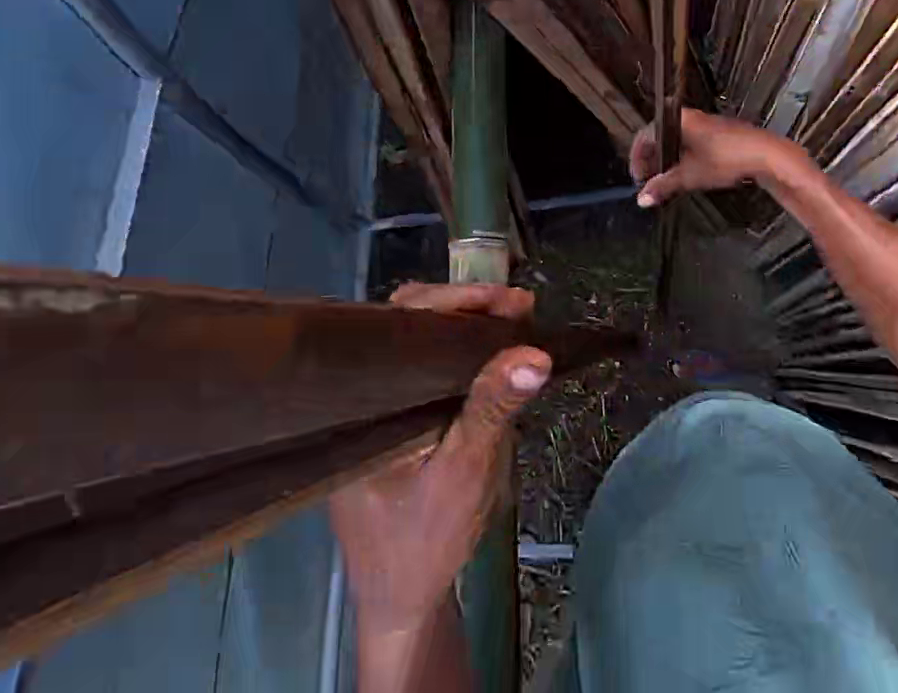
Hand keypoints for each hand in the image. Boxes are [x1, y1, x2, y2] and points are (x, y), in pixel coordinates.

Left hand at [330, 283, 547, 638]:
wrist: (400, 597)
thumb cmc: (423, 540)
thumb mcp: (464, 473)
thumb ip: (492, 411)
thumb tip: (535, 354)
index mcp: (362, 391)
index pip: (401, 321)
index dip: (453, 302)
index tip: (504, 300)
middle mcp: (363, 386)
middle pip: (410, 321)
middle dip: (466, 307)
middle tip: (519, 307)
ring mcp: (379, 399)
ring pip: (419, 339)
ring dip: (466, 326)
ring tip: (514, 320)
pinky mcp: (396, 413)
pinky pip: (426, 365)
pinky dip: (460, 352)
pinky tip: (491, 353)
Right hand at [628, 107, 803, 205]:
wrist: (769, 156)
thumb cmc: (726, 159)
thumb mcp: (689, 176)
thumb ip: (663, 186)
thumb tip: (641, 200)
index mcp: (676, 120)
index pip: (644, 136)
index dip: (637, 159)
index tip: (639, 179)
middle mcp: (688, 116)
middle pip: (659, 137)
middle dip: (652, 160)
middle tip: (651, 181)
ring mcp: (704, 123)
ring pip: (675, 141)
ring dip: (667, 161)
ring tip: (667, 181)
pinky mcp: (718, 132)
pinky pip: (690, 142)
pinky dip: (683, 158)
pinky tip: (687, 174)